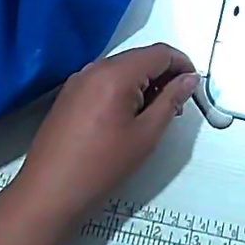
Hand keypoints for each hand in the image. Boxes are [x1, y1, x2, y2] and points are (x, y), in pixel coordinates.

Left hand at [11, 43, 198, 225]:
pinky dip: (123, 88)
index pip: (159, 53)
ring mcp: (78, 80)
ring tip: (155, 114)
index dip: (182, 64)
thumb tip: (189, 79)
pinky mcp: (69, 94)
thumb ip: (171, 101)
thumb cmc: (102, 165)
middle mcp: (95, 68)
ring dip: (144, 82)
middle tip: (178, 104)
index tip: (194, 85)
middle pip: (140, 57)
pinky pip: (104, 80)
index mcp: (116, 73)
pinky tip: (128, 116)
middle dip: (163, 74)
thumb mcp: (146, 135)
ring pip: (122, 68)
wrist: (49, 191)